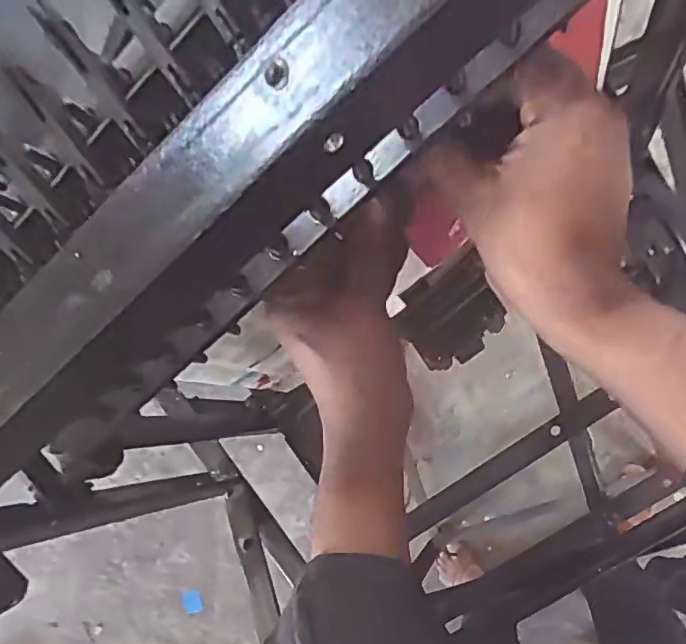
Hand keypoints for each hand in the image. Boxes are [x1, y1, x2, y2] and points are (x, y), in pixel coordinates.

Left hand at [267, 195, 407, 367]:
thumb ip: (370, 252)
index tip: (360, 178)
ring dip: (374, 241)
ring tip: (398, 206)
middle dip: (359, 222)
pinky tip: (400, 238)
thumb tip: (380, 201)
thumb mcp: (362, 305)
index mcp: (286, 293)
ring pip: (350, 264)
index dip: (333, 208)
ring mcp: (326, 309)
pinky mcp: (351, 319)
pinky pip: (363, 282)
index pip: (305, 237)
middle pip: (329, 248)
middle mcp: (300, 296)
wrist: (374, 424)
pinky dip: (380, 265)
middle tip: (387, 186)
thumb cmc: (356, 372)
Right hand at [422, 48, 637, 355]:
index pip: (513, 69)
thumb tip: (422, 148)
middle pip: (537, 88)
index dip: (474, 95)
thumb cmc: (534, 255)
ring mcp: (608, 143)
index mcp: (568, 108)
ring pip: (554, 115)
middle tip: (462, 142)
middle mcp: (598, 114)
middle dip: (495, 113)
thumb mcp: (475, 201)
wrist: (576, 300)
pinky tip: (511, 180)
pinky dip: (540, 152)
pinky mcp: (609, 171)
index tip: (451, 122)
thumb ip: (443, 161)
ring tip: (482, 164)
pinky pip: (569, 143)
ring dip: (516, 132)